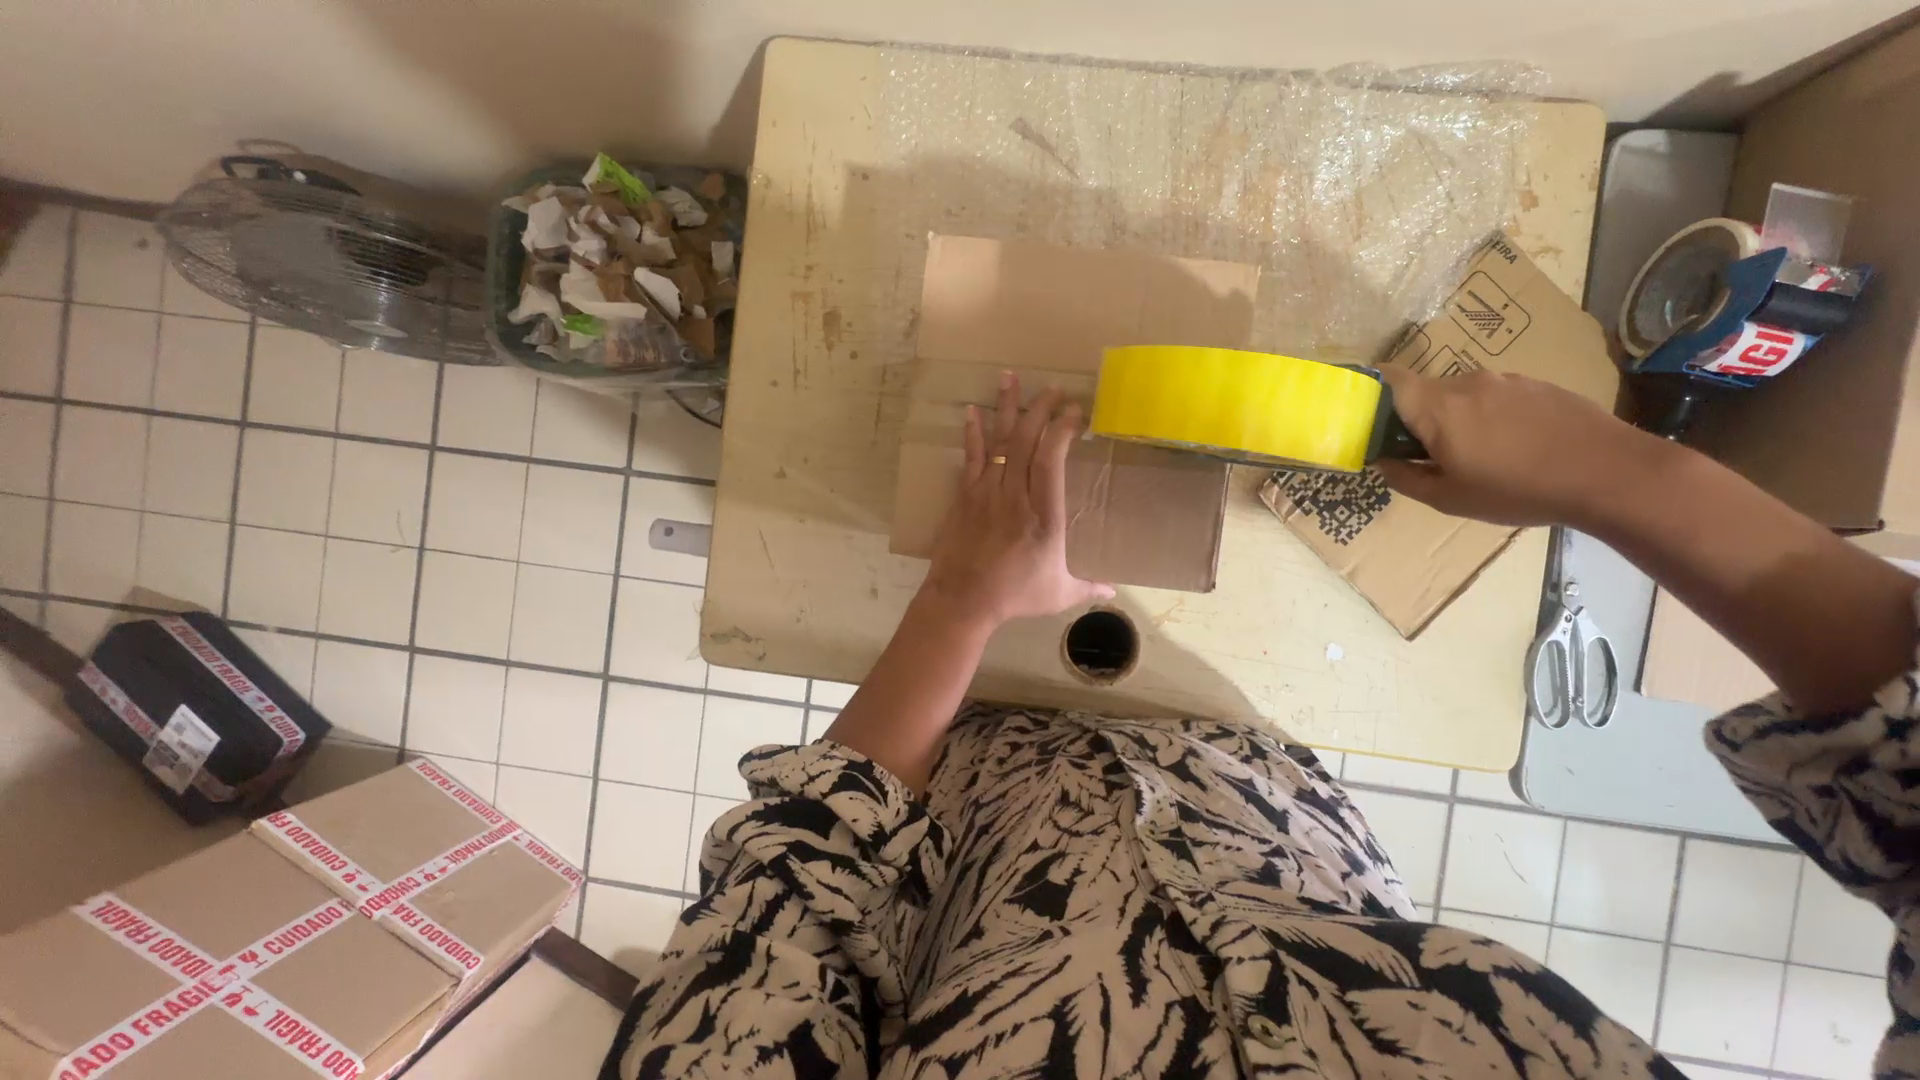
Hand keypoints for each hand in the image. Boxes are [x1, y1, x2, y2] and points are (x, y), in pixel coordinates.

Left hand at [921, 372, 1115, 627]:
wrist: (962, 600)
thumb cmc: (1014, 596)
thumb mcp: (1058, 593)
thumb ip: (1088, 588)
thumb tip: (1113, 592)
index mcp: (1045, 515)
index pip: (1053, 459)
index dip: (1062, 430)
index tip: (1075, 412)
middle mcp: (1016, 495)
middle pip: (1026, 440)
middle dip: (1040, 409)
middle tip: (1053, 389)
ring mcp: (987, 492)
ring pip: (1000, 441)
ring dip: (1007, 407)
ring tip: (1010, 377)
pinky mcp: (966, 496)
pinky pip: (972, 457)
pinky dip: (973, 432)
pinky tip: (973, 410)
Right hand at [1374, 366, 1669, 527]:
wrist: (1611, 474)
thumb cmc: (1518, 490)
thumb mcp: (1450, 499)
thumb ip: (1406, 478)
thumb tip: (1383, 462)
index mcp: (1438, 407)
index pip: (1388, 378)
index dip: (1369, 391)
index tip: (1365, 419)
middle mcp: (1467, 383)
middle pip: (1424, 391)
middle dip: (1416, 418)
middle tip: (1424, 455)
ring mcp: (1507, 381)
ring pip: (1462, 396)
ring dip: (1457, 420)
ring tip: (1476, 456)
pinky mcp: (1538, 386)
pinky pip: (1496, 397)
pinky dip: (1490, 418)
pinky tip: (1512, 449)